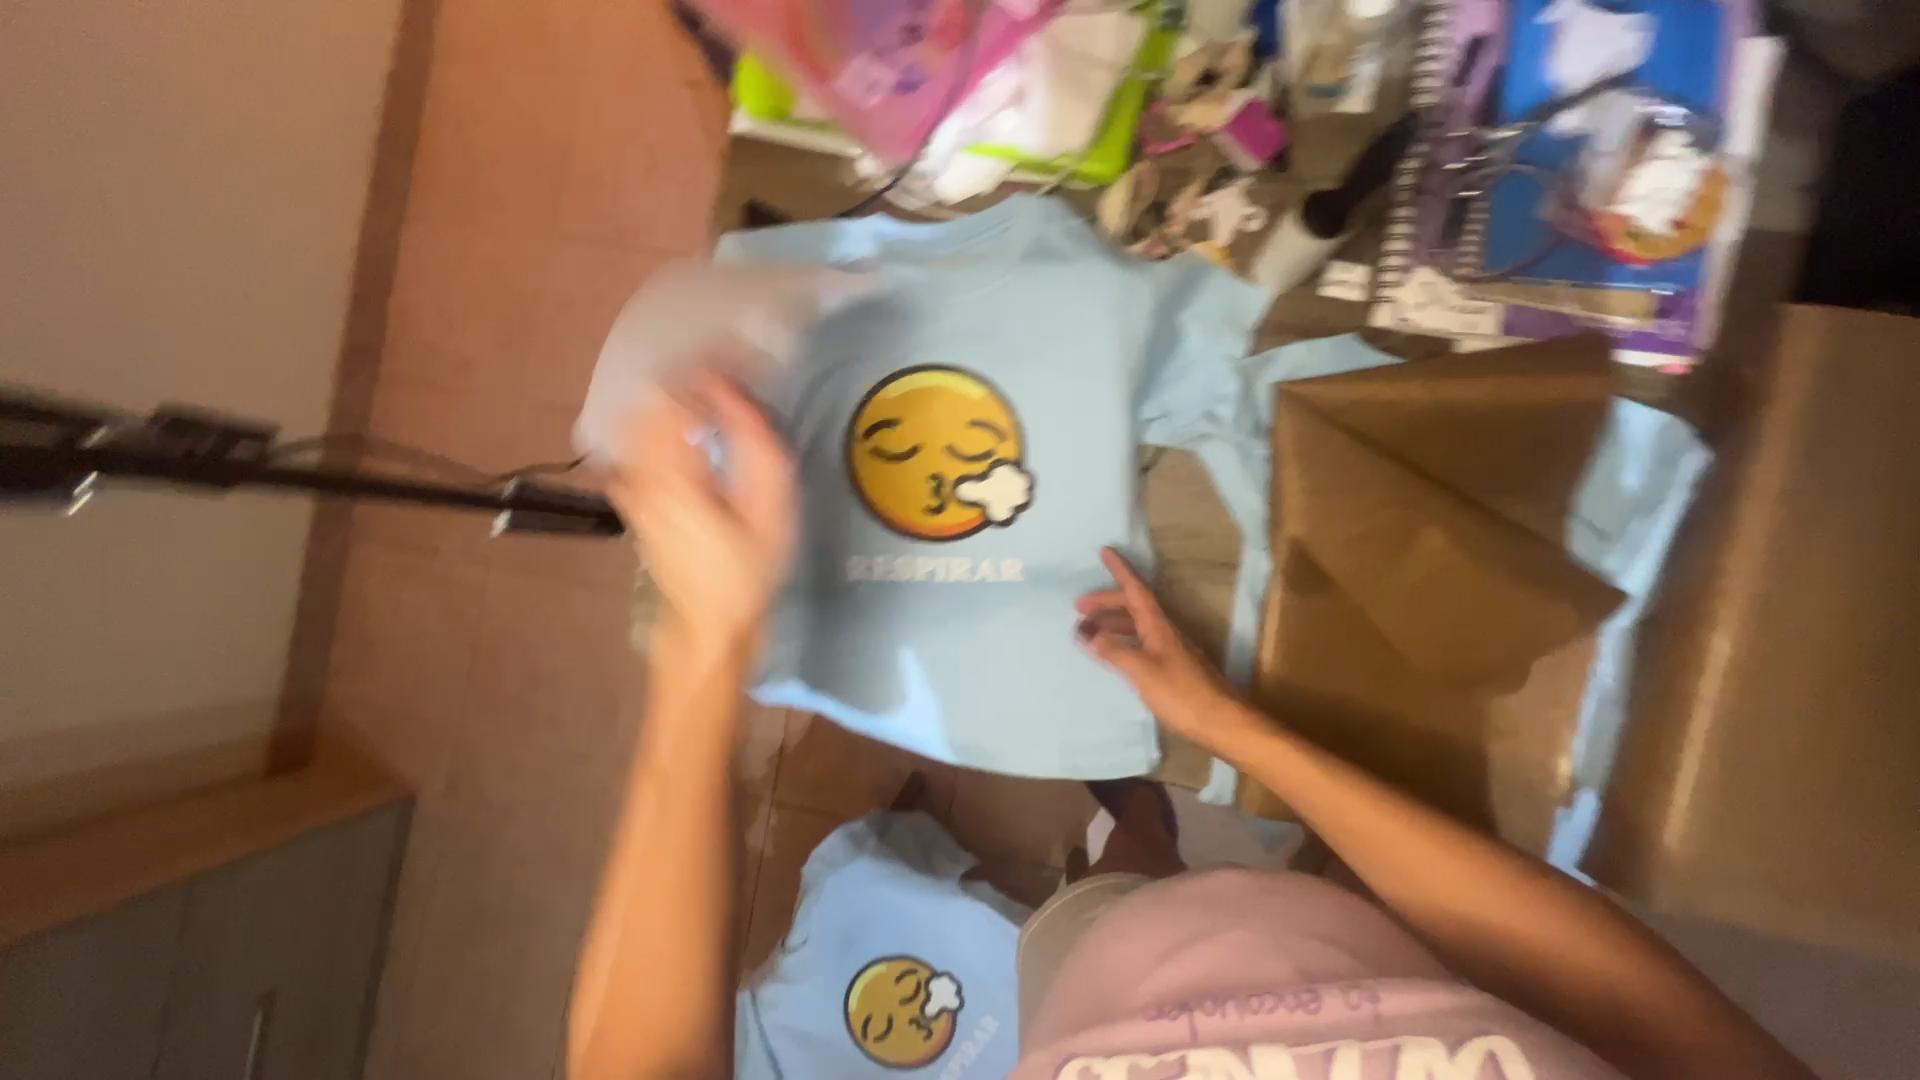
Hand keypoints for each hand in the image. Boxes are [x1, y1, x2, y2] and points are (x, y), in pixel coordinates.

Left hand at [607, 372, 796, 653]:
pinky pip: (637, 438)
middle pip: (651, 398)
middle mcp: (641, 471)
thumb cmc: (746, 571)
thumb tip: (737, 394)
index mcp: (674, 473)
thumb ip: (756, 447)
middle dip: (690, 373)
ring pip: (639, 415)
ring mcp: (631, 483)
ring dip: (675, 393)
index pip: (680, 395)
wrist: (707, 622)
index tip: (746, 357)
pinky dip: (662, 418)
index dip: (713, 366)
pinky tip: (689, 423)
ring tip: (715, 389)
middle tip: (733, 367)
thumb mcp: (769, 512)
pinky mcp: (633, 494)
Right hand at [1075, 547, 1261, 750]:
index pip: (1136, 590)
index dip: (1121, 570)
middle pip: (1133, 607)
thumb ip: (1114, 651)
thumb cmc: (1182, 693)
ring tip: (1087, 631)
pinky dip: (1122, 642)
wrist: (1221, 722)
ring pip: (1136, 626)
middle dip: (1106, 602)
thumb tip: (1087, 633)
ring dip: (1112, 623)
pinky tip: (1112, 654)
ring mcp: (1170, 650)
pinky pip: (1140, 643)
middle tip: (1078, 607)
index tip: (1105, 551)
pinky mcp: (1172, 668)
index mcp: (1158, 625)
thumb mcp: (1142, 671)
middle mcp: (1165, 631)